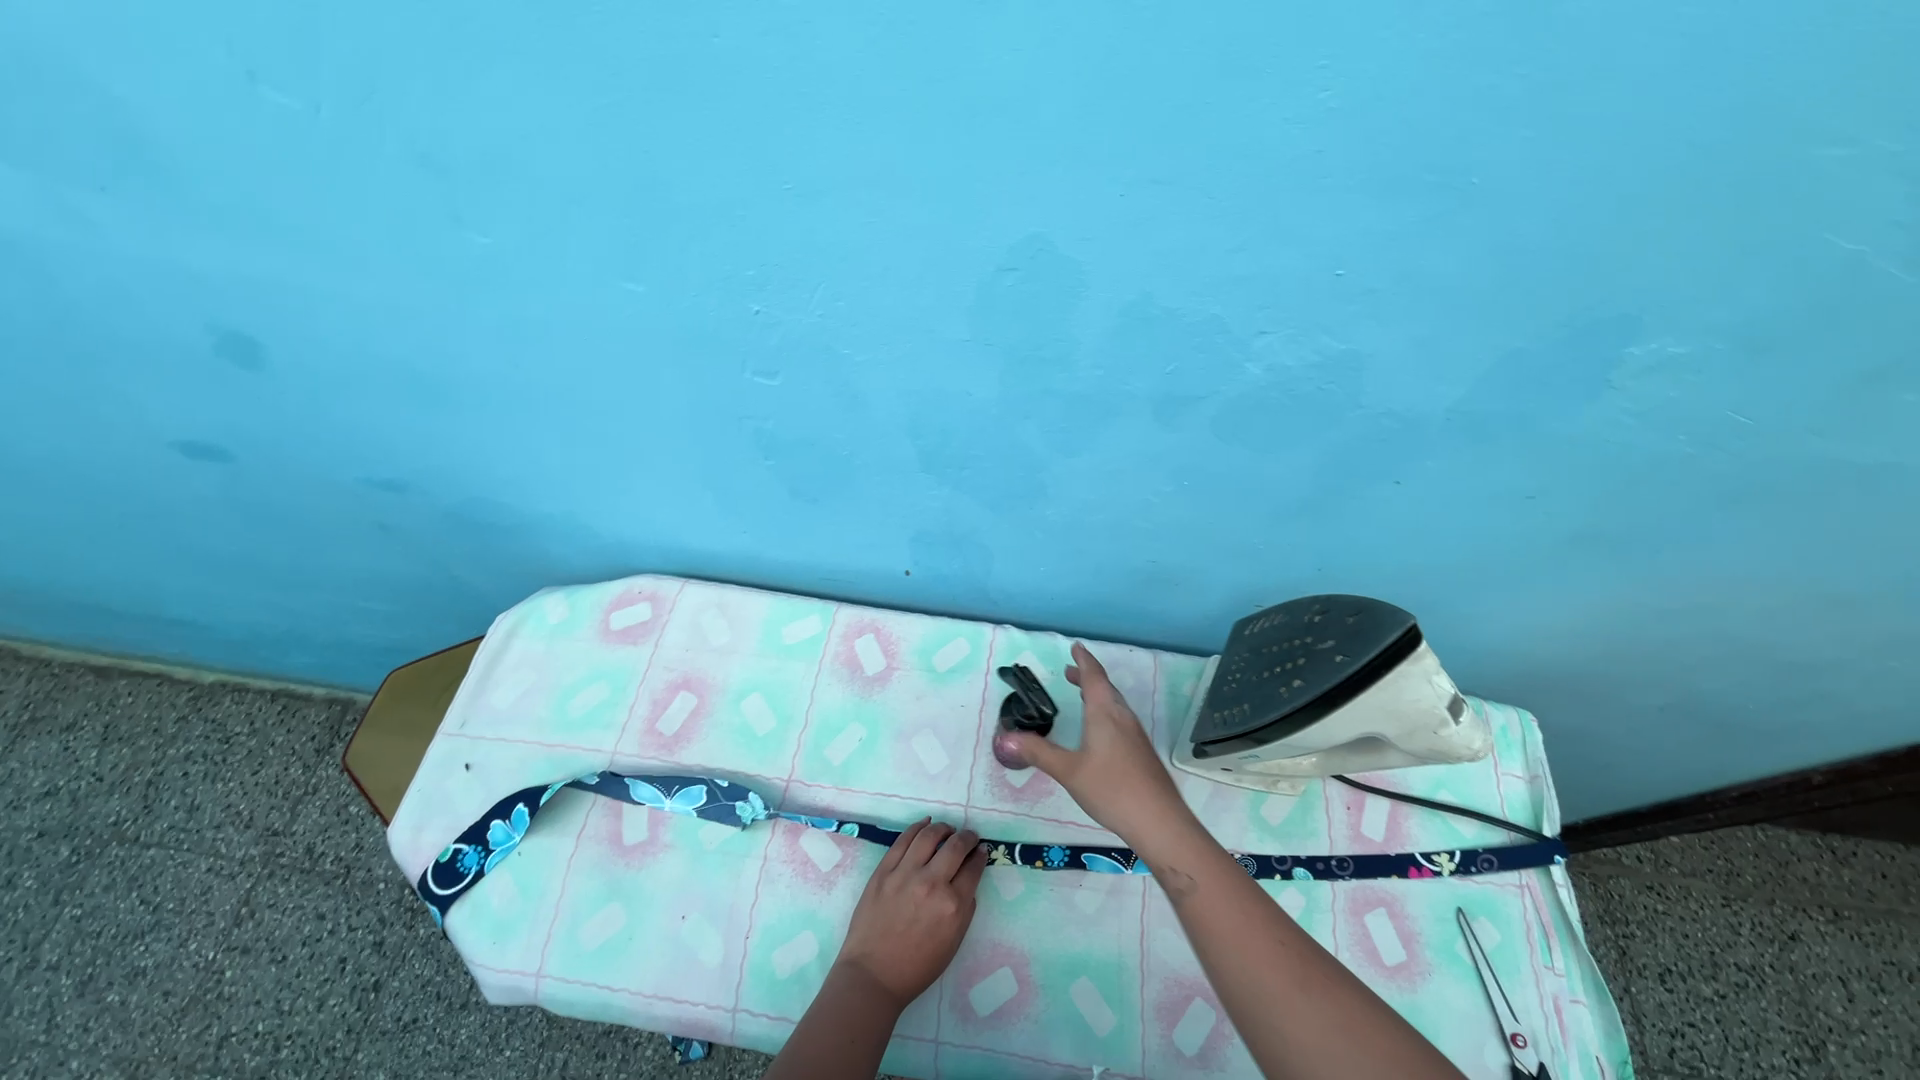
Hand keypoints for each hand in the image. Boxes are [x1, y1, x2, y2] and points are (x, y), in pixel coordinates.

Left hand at [835, 819, 987, 1007]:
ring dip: (944, 828)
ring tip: (948, 829)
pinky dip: (917, 827)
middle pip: (956, 846)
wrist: (874, 974)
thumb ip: (965, 909)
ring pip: (929, 836)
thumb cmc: (918, 966)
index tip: (981, 851)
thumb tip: (967, 880)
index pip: (974, 868)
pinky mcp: (883, 871)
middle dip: (967, 837)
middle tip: (969, 837)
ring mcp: (905, 874)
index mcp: (953, 905)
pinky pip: (903, 840)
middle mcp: (932, 884)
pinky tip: (925, 825)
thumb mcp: (954, 942)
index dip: (980, 855)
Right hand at [998, 643, 1195, 852]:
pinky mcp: (1141, 752)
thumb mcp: (1068, 771)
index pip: (1094, 677)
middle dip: (1088, 677)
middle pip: (1106, 688)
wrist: (1159, 821)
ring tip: (1082, 695)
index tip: (1075, 647)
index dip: (1083, 661)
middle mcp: (1123, 718)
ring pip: (1115, 705)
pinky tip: (1100, 732)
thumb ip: (1038, 753)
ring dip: (1098, 694)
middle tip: (1070, 672)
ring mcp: (1136, 735)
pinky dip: (1105, 712)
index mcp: (1105, 714)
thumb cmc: (1112, 789)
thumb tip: (1006, 738)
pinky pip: (1120, 720)